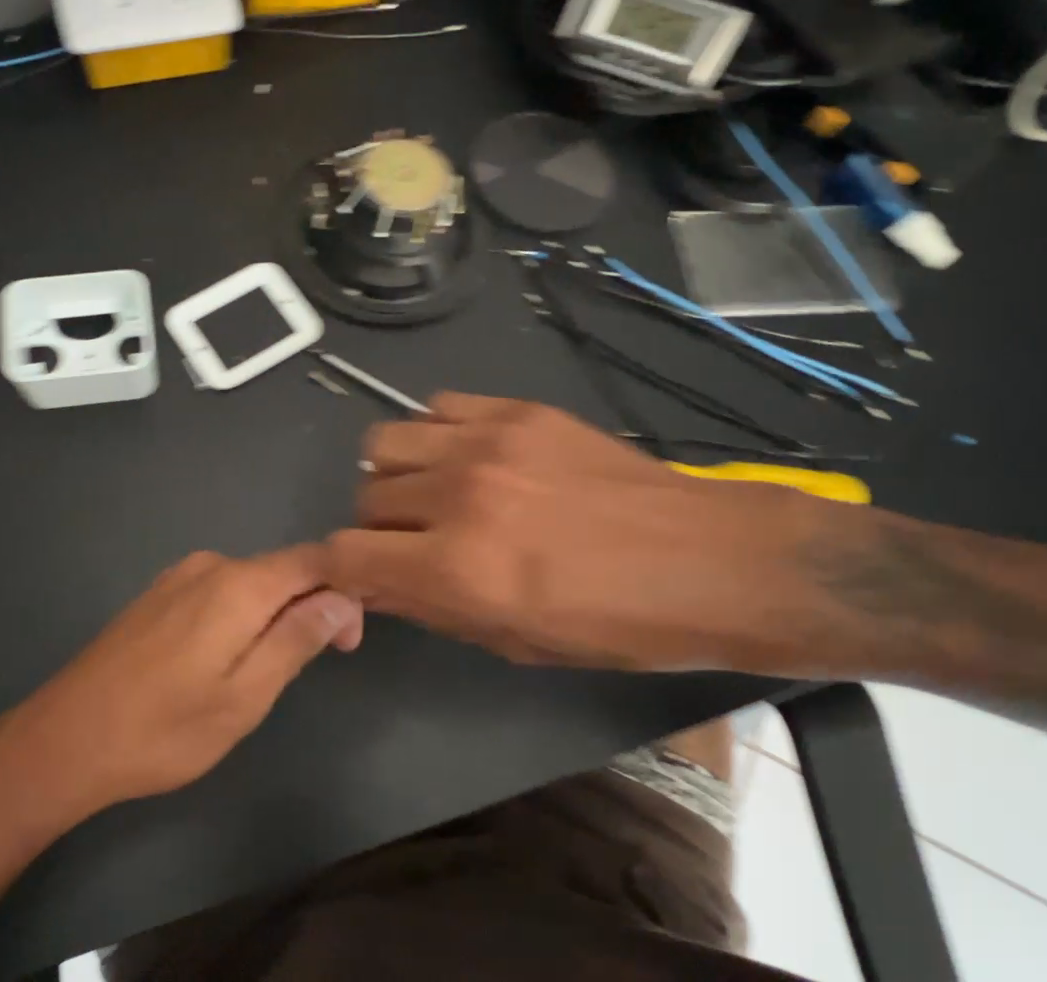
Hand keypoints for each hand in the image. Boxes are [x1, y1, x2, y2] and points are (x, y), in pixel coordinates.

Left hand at [0, 547, 362, 817]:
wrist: (66, 739)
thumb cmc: (164, 729)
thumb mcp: (245, 696)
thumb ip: (296, 639)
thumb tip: (342, 598)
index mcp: (238, 585)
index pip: (314, 559)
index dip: (345, 589)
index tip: (350, 641)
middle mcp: (209, 566)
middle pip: (281, 570)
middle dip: (312, 606)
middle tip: (316, 665)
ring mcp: (176, 579)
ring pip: (249, 584)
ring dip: (275, 614)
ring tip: (269, 671)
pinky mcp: (155, 598)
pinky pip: (217, 593)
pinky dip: (240, 616)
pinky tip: (225, 660)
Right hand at [327, 393, 831, 672]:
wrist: (707, 561)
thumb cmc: (614, 625)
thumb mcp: (513, 640)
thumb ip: (429, 606)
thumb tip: (372, 584)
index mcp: (457, 569)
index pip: (344, 554)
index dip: (339, 569)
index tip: (359, 575)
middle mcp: (458, 497)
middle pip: (364, 498)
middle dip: (377, 529)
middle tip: (415, 543)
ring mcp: (488, 443)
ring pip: (385, 443)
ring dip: (396, 476)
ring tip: (433, 494)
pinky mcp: (518, 410)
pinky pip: (437, 406)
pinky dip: (436, 434)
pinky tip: (468, 458)